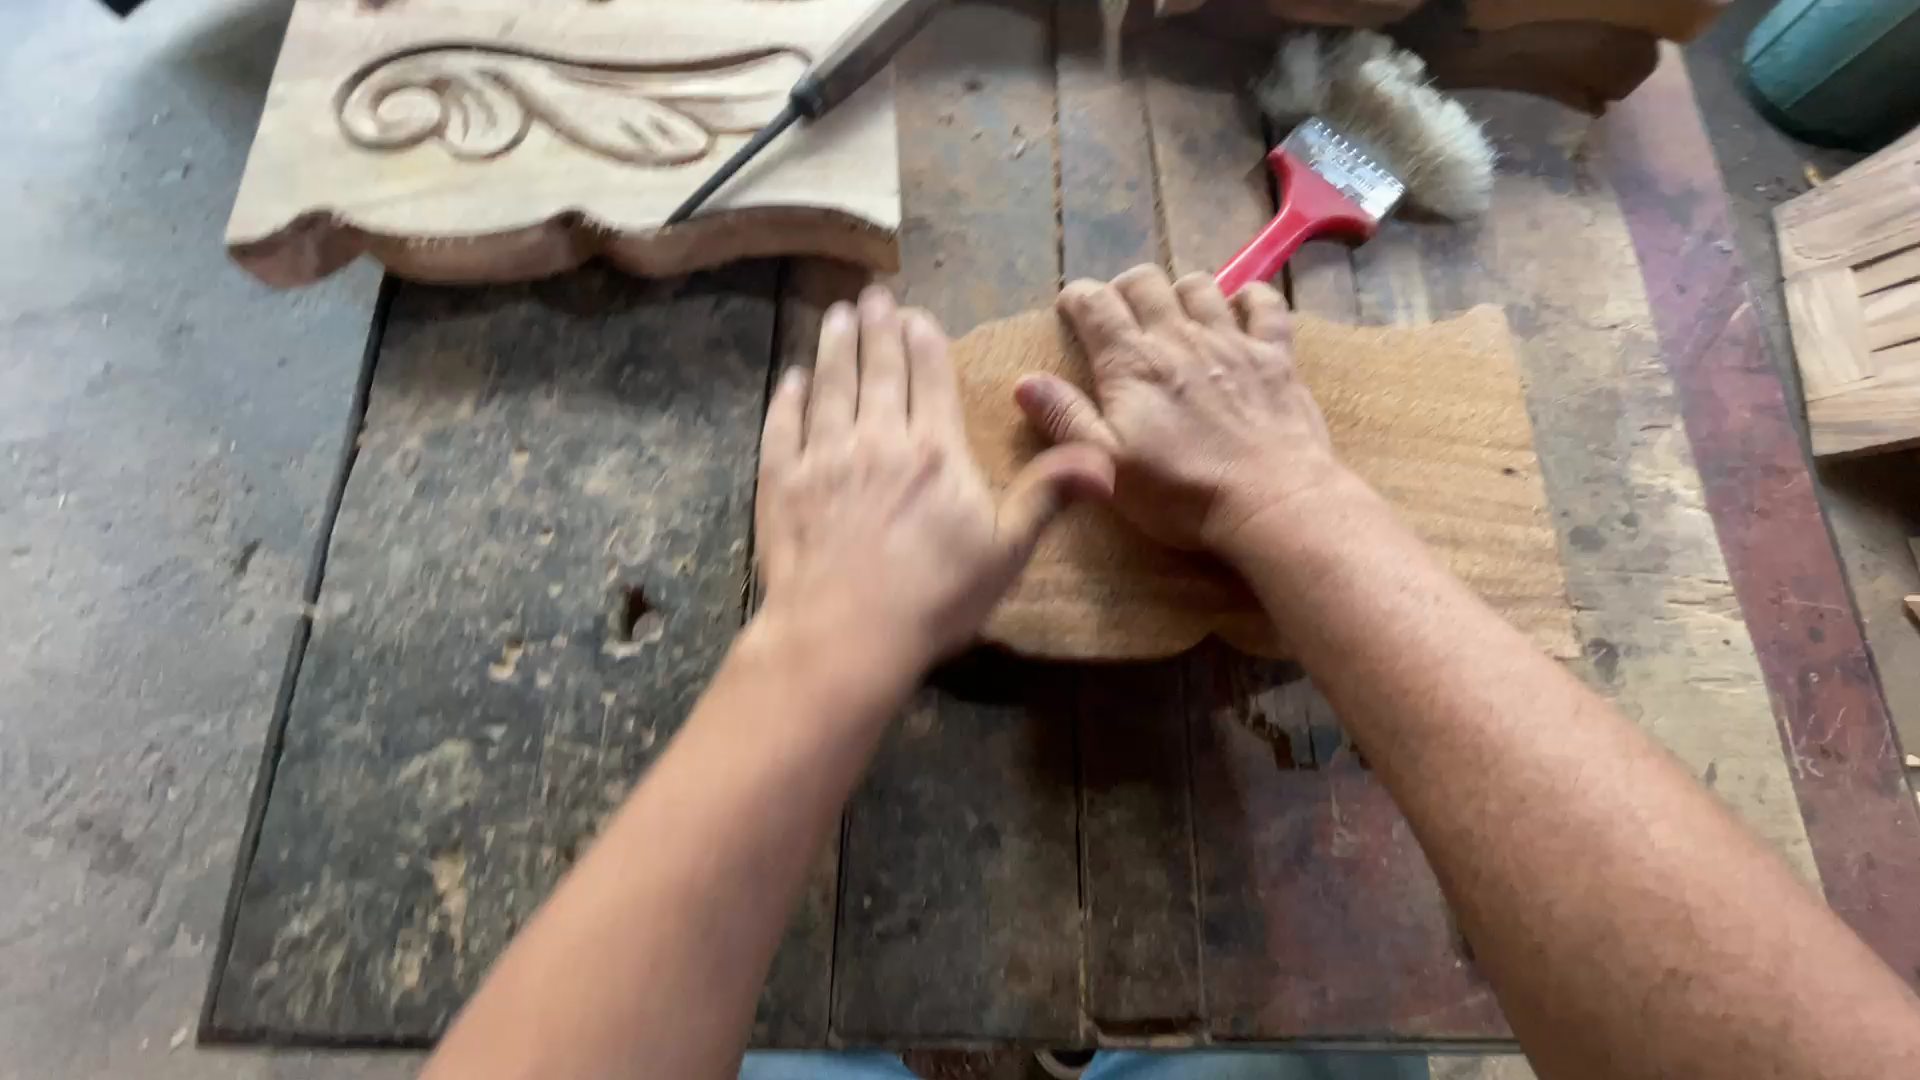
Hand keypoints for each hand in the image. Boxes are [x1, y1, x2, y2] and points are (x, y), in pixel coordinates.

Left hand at [753, 286, 1114, 671]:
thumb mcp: (1006, 551)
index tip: (915, 313)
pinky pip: (782, 426)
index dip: (923, 340)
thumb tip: (1107, 458)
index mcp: (934, 451)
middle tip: (872, 294)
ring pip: (830, 386)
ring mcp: (822, 458)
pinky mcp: (781, 483)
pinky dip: (787, 398)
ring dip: (834, 347)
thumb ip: (1048, 495)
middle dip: (877, 327)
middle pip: (878, 369)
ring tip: (835, 315)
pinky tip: (790, 379)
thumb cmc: (934, 598)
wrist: (843, 637)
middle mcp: (877, 439)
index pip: (929, 378)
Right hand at [1017, 266, 1346, 552]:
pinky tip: (1239, 313)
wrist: (1270, 500)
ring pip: (1200, 285)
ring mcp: (1232, 341)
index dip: (1077, 298)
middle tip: (1119, 316)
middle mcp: (1178, 338)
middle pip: (1145, 282)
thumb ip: (1065, 417)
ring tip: (1173, 318)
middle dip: (1124, 289)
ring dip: (1179, 292)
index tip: (1070, 309)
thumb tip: (1025, 381)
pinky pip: (1264, 304)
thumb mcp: (1106, 464)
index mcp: (1131, 363)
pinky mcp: (1275, 355)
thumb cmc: (1179, 491)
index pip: (1095, 304)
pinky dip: (1248, 299)